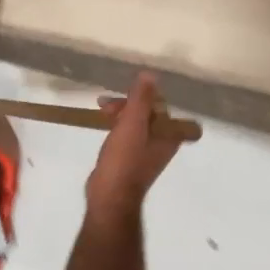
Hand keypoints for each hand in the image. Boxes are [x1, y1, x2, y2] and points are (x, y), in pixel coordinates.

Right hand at [85, 72, 181, 225]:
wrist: (110, 195)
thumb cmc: (124, 160)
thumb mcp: (132, 125)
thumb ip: (141, 100)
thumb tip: (150, 74)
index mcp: (169, 134)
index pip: (158, 104)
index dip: (138, 96)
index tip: (116, 96)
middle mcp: (164, 143)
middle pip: (148, 114)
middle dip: (126, 105)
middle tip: (102, 105)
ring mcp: (148, 153)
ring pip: (137, 125)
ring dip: (120, 116)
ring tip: (100, 114)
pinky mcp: (132, 160)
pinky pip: (128, 137)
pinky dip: (117, 129)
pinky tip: (104, 131)